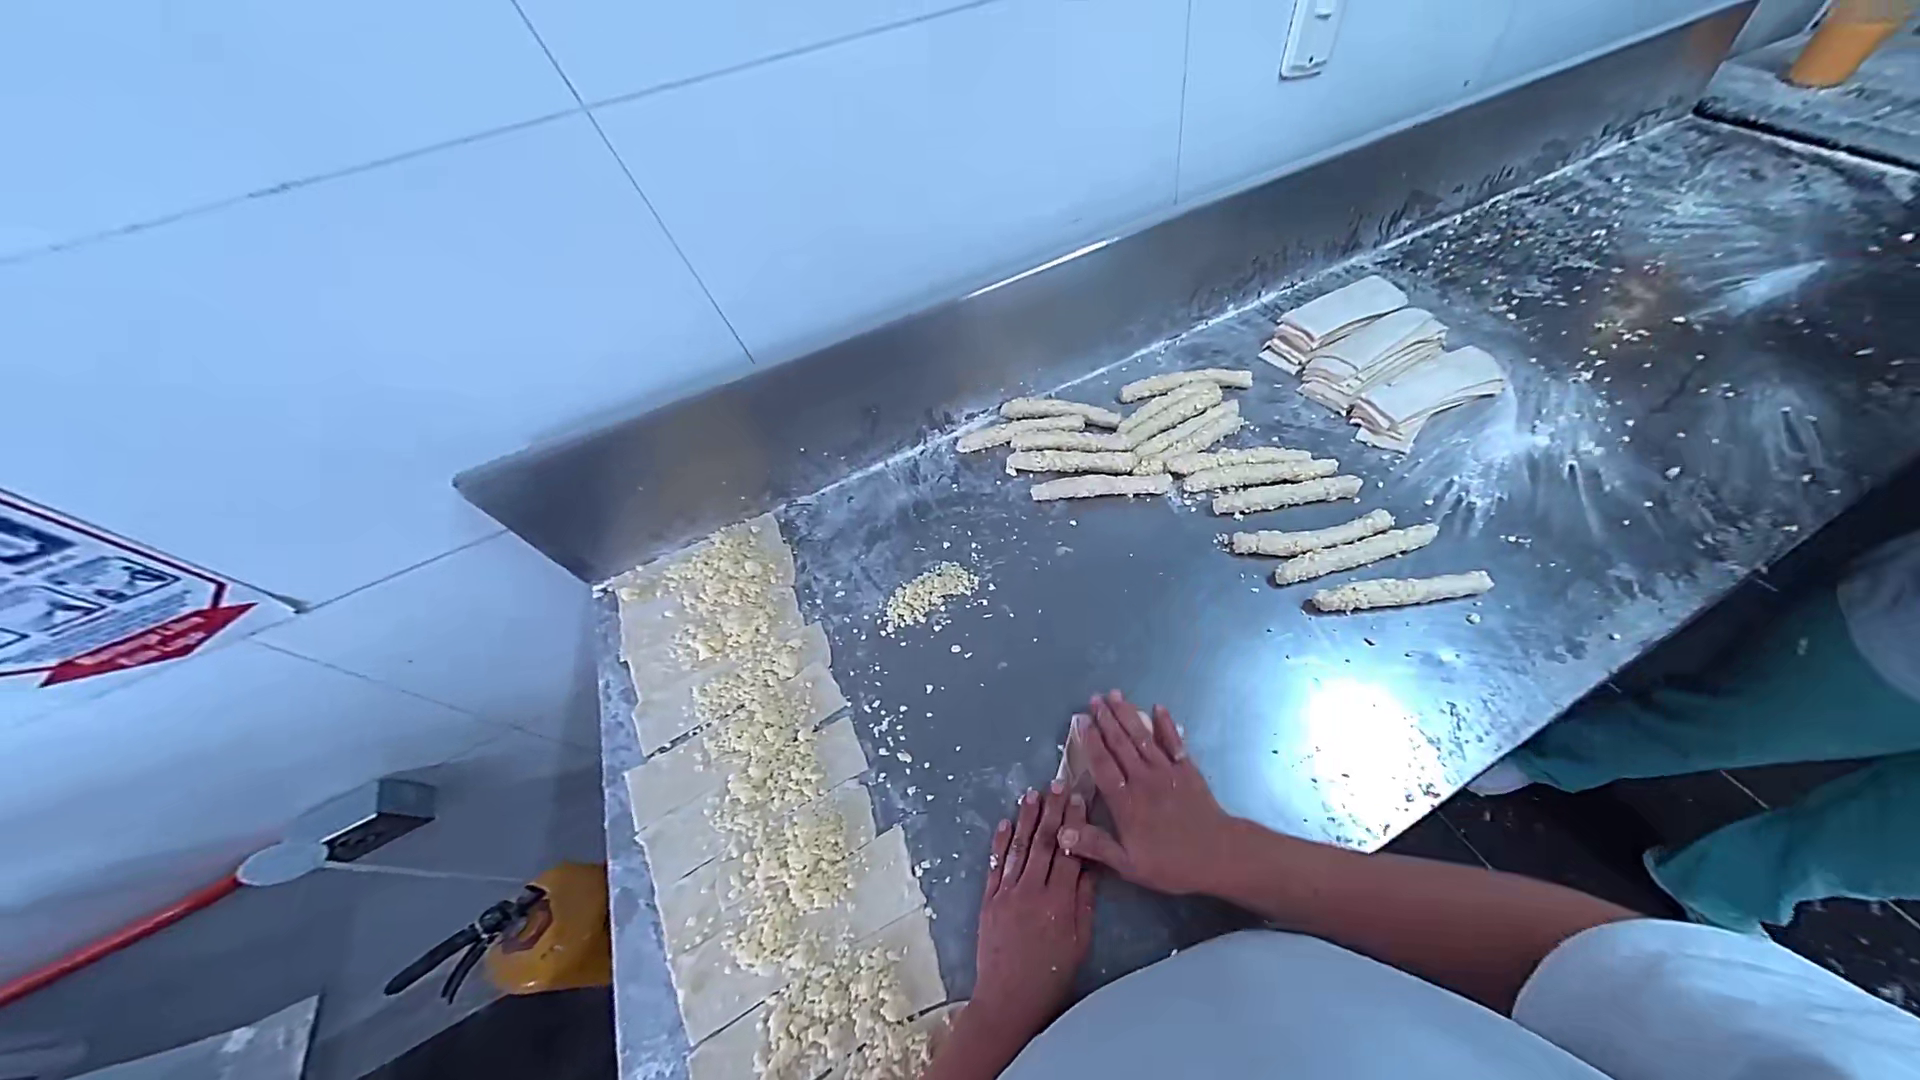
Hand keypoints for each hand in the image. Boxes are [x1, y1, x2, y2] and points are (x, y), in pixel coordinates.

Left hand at [970, 784, 1095, 1037]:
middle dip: (1053, 810)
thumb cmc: (1050, 976)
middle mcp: (1033, 891)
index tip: (1079, 798)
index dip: (1075, 823)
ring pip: (1020, 847)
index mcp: (1060, 902)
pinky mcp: (989, 899)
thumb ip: (1084, 904)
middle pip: (1045, 843)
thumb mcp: (1079, 944)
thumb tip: (1090, 867)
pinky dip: (1000, 842)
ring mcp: (1007, 892)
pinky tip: (1005, 822)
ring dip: (1027, 819)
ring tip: (1032, 793)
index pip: (1070, 852)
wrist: (1007, 1000)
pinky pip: (996, 864)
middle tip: (1057, 783)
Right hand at [1057, 690, 1240, 896]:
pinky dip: (1166, 724)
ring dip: (1128, 714)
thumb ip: (1097, 846)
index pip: (1103, 765)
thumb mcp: (1130, 865)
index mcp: (1126, 802)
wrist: (1221, 857)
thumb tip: (1062, 832)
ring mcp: (1166, 771)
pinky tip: (1159, 707)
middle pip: (1120, 744)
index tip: (1081, 722)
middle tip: (1094, 699)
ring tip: (1115, 695)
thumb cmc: (1173, 864)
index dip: (1091, 742)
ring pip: (1142, 737)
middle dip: (1106, 719)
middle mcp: (1143, 779)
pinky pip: (1174, 742)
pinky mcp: (1187, 770)